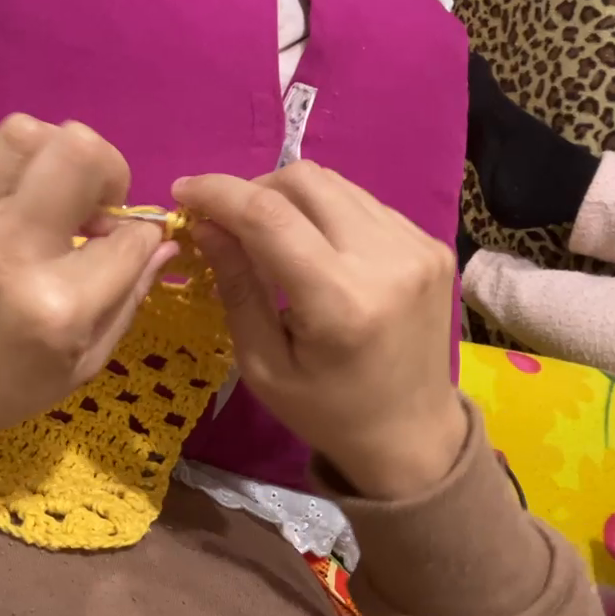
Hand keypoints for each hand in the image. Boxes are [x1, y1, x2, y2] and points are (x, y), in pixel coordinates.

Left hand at [0, 116, 176, 479]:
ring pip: (27, 132)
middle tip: (94, 209)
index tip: (131, 243)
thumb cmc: (1, 388)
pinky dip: (6, 159)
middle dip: (106, 171)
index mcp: (55, 303)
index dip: (141, 235)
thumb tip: (160, 239)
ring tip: (53, 195)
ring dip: (54, 156)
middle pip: (78, 150)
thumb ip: (130, 296)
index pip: (127, 236)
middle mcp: (10, 245)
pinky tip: (11, 195)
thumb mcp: (82, 366)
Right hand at [174, 163, 466, 499]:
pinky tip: (312, 247)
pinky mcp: (431, 244)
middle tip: (227, 222)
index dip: (219, 193)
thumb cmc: (325, 411)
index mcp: (340, 302)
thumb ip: (236, 287)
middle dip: (251, 189)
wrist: (412, 434)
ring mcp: (416, 247)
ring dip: (287, 197)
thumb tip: (205, 224)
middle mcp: (386, 262)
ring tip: (266, 235)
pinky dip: (323, 212)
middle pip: (304, 181)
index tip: (183, 191)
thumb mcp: (262, 364)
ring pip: (334, 183)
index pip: (269, 217)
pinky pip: (361, 201)